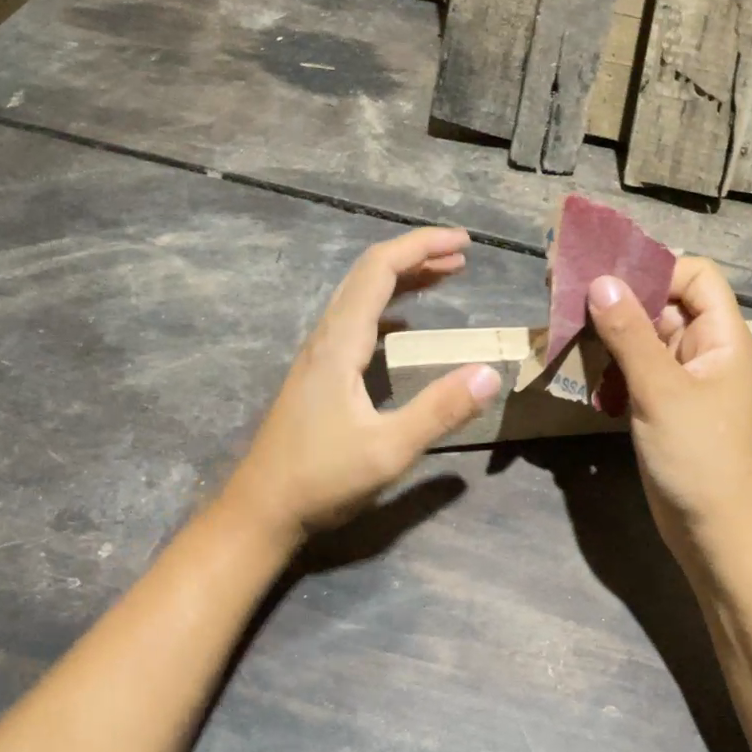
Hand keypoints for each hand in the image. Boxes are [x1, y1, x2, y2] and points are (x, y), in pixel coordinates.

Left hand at [223, 228, 501, 536]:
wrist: (261, 509)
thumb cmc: (321, 480)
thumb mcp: (388, 450)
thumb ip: (439, 411)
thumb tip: (490, 374)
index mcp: (340, 344)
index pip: (379, 271)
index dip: (421, 247)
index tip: (463, 242)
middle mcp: (325, 339)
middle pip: (368, 276)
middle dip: (416, 258)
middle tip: (462, 258)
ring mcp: (317, 357)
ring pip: (360, 298)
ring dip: (402, 282)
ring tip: (443, 280)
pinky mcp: (317, 377)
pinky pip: (355, 323)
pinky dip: (387, 311)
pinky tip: (405, 330)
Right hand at [587, 258, 751, 554]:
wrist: (714, 533)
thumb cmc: (698, 458)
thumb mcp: (662, 391)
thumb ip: (630, 335)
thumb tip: (600, 281)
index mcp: (722, 337)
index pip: (695, 275)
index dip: (655, 269)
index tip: (605, 279)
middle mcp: (704, 350)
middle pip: (663, 303)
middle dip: (617, 299)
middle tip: (561, 296)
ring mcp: (683, 380)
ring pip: (642, 338)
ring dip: (606, 334)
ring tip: (562, 332)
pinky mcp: (662, 406)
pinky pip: (634, 371)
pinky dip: (609, 367)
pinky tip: (580, 373)